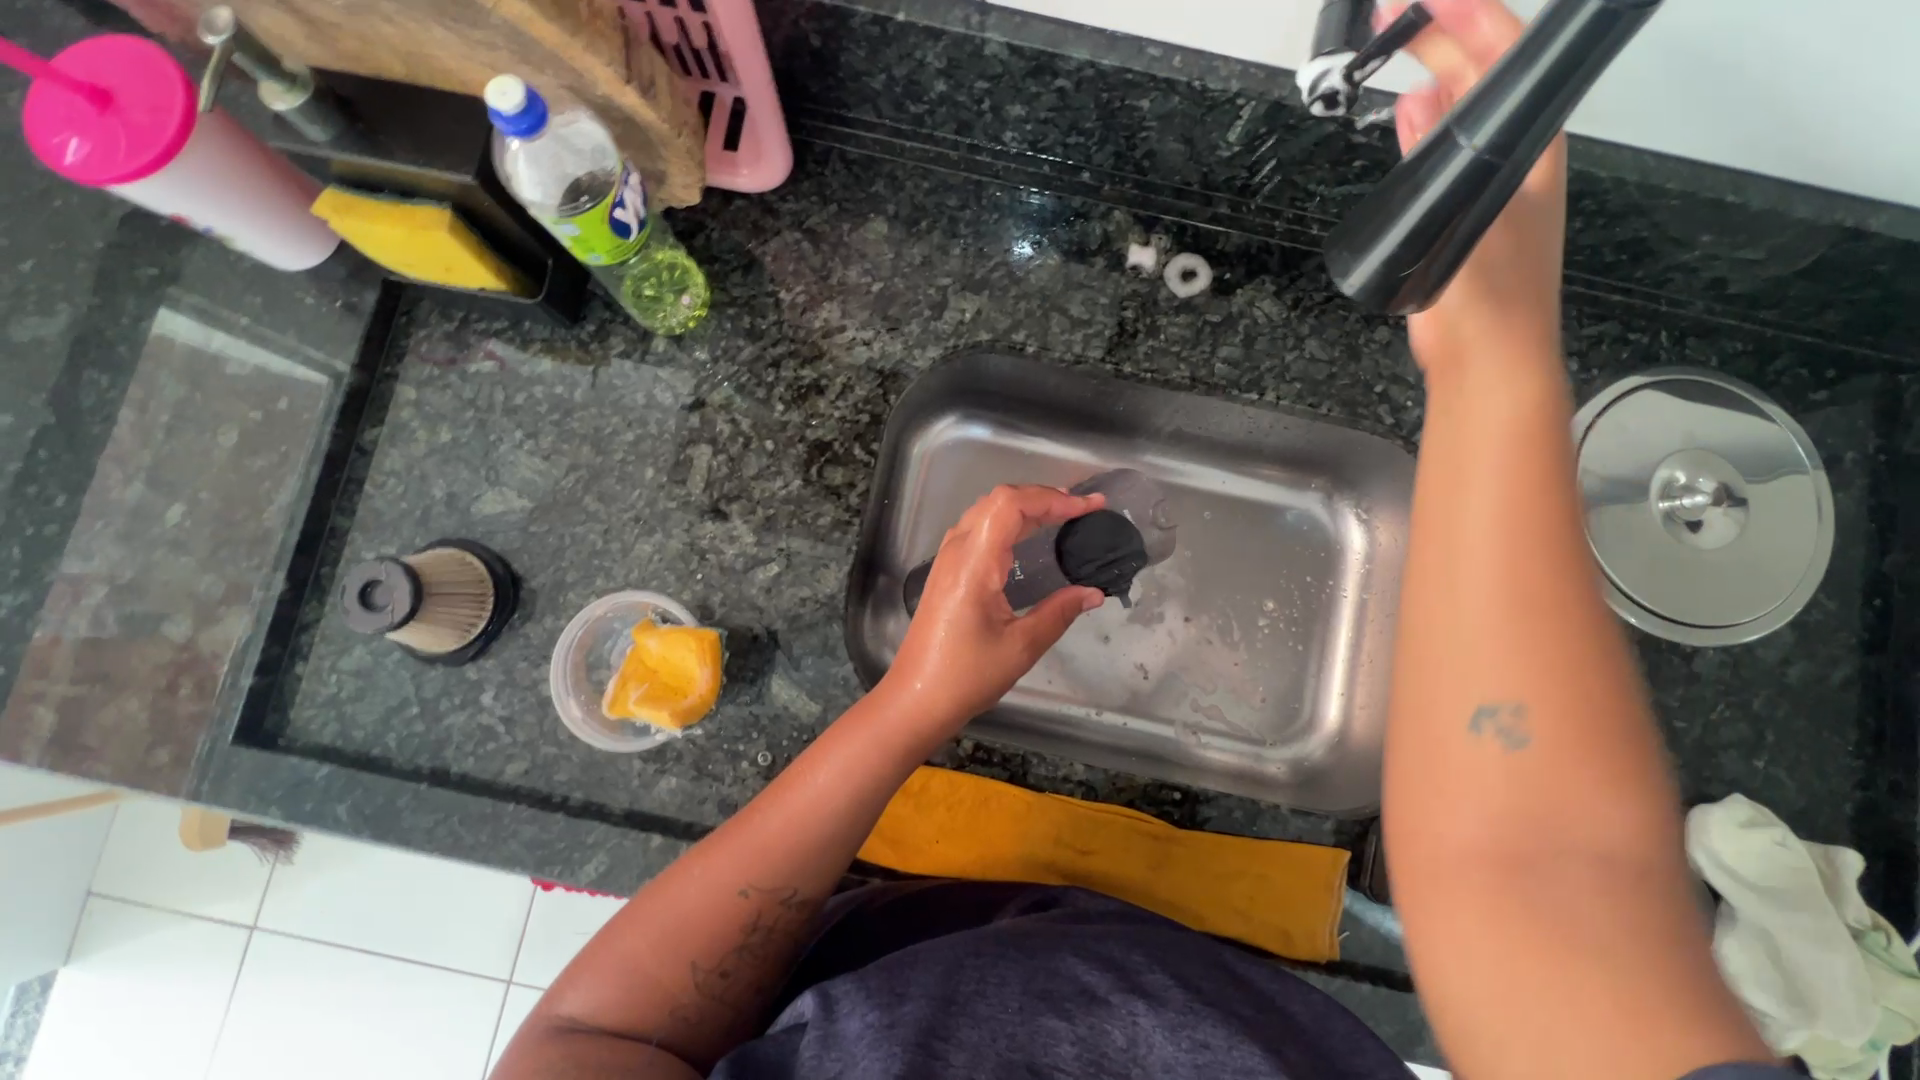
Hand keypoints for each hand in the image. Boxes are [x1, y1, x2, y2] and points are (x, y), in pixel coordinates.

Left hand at [878, 485, 1107, 738]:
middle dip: (1043, 497)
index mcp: (973, 563)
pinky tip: (1029, 539)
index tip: (1088, 507)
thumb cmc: (966, 676)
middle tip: (1082, 509)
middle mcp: (957, 551)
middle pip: (999, 501)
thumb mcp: (1021, 647)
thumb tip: (1094, 593)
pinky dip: (1008, 523)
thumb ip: (1059, 613)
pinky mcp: (946, 573)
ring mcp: (947, 560)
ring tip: (1063, 516)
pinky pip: (978, 530)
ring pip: (986, 512)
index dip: (1051, 497)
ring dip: (1025, 507)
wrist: (915, 699)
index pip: (1010, 504)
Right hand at [1383, 0, 1567, 375]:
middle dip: (1441, 36)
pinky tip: (1397, 120)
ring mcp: (1485, 186)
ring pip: (1459, 114)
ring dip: (1429, 77)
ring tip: (1389, 52)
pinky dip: (1418, 127)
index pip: (1507, 60)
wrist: (1488, 362)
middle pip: (1481, 78)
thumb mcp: (1468, 218)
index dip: (1471, 16)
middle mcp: (1512, 158)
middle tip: (1391, 14)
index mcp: (1529, 149)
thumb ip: (1439, 160)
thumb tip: (1417, 97)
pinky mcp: (1458, 215)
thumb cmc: (1491, 300)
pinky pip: (1441, 153)